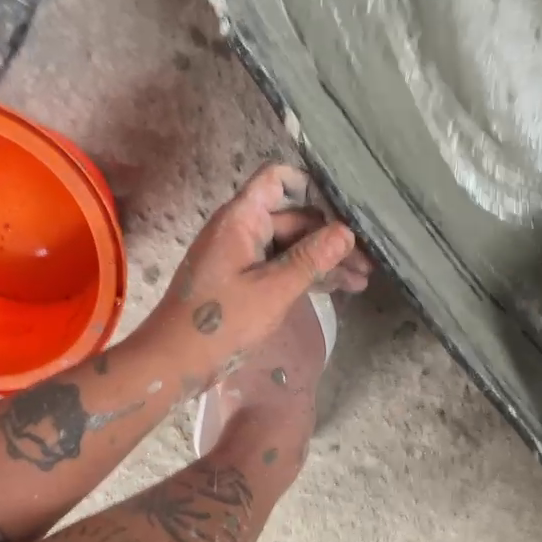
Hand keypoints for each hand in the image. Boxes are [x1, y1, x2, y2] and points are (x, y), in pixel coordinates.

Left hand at [140, 163, 372, 385]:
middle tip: (367, 261)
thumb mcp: (274, 290)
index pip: (277, 179)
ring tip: (361, 281)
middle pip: (293, 217)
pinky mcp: (242, 280)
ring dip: (324, 261)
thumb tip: (347, 232)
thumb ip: (311, 259)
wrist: (174, 361)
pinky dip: (306, 276)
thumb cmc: (221, 322)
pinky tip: (338, 289)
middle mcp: (241, 229)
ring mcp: (241, 255)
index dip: (312, 187)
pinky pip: (280, 266)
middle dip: (330, 237)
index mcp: (241, 219)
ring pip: (290, 246)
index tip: (346, 210)